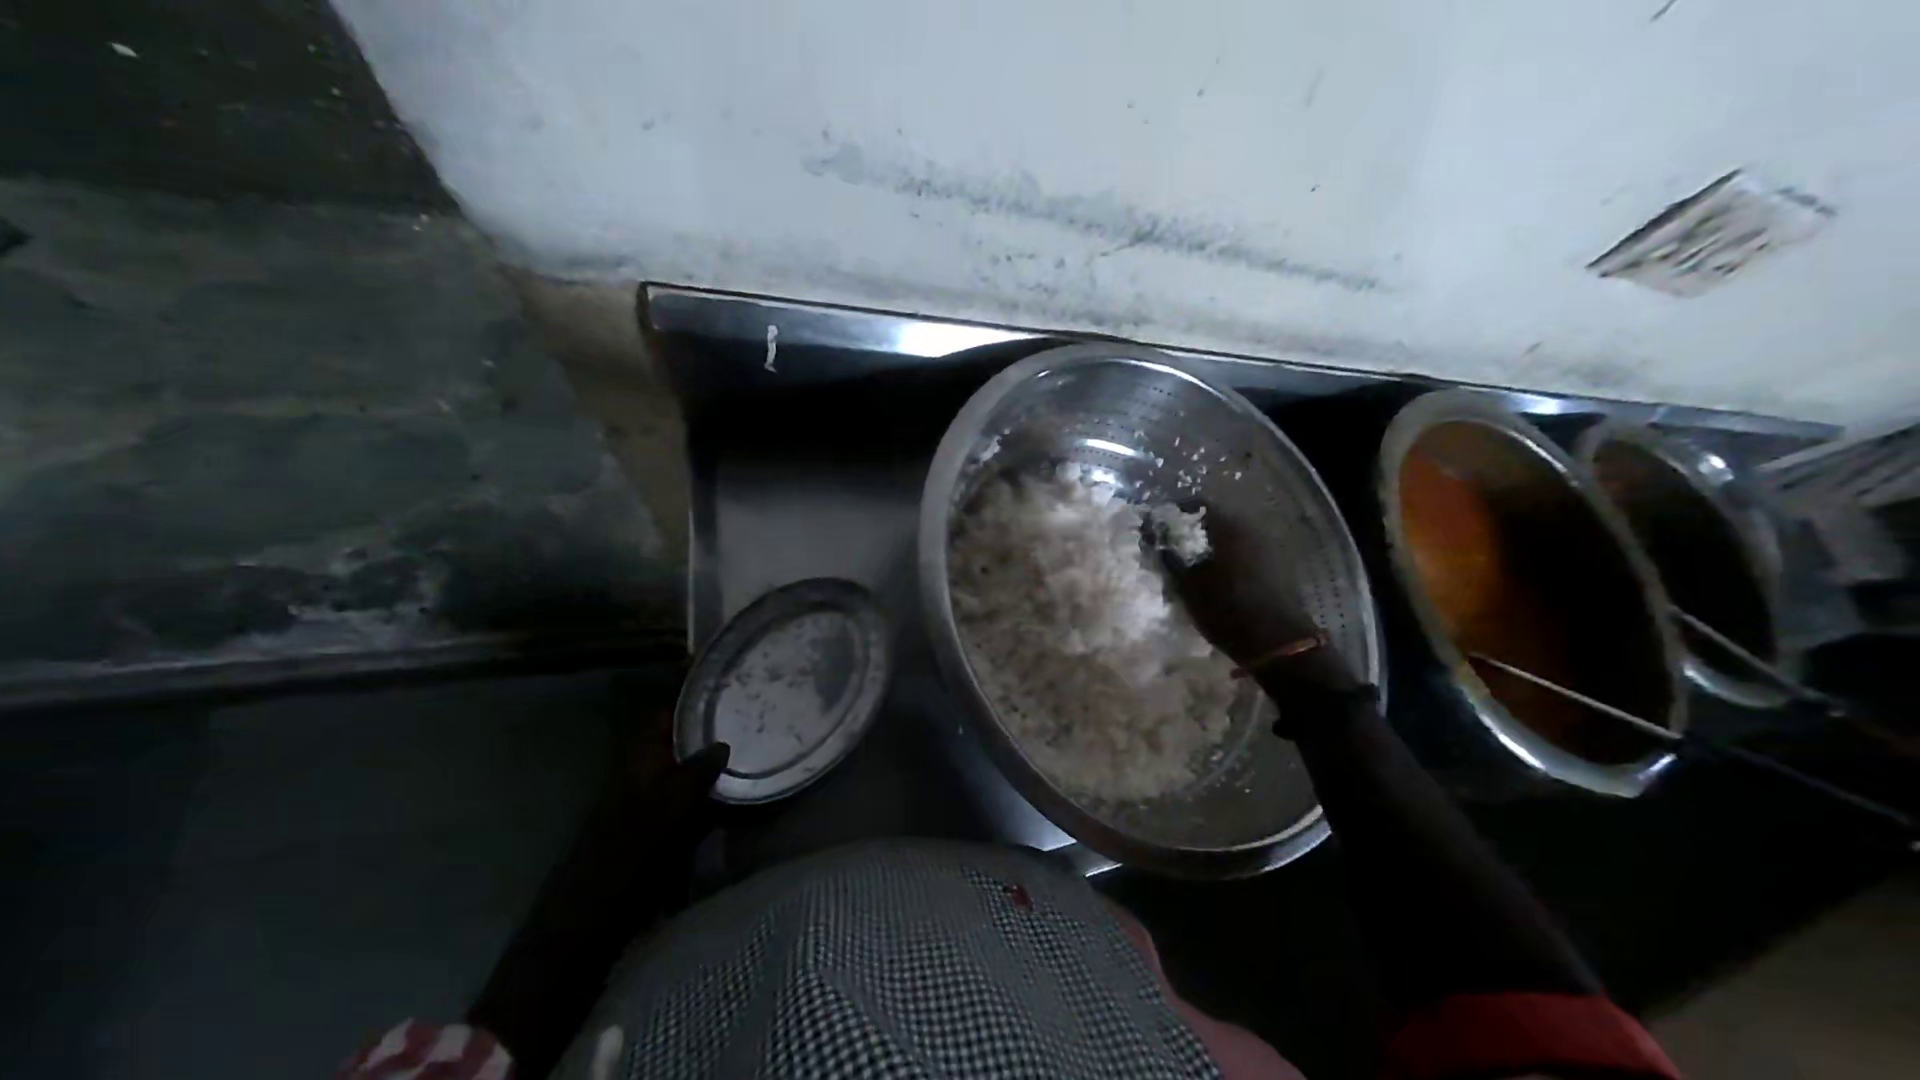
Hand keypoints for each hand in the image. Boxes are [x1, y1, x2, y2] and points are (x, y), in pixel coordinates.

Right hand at [1161, 500, 1373, 730]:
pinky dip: (1225, 556)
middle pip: (1215, 518)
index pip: (1197, 504)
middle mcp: (1251, 528)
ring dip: (1209, 544)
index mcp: (1229, 527)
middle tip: (1169, 545)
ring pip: (1230, 536)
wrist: (1277, 643)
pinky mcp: (1276, 565)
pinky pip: (1243, 551)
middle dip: (1190, 529)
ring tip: (1189, 563)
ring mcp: (1267, 546)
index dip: (1173, 512)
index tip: (1156, 526)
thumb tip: (1154, 538)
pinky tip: (1213, 575)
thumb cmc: (1227, 609)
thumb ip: (1169, 558)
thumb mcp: (1188, 585)